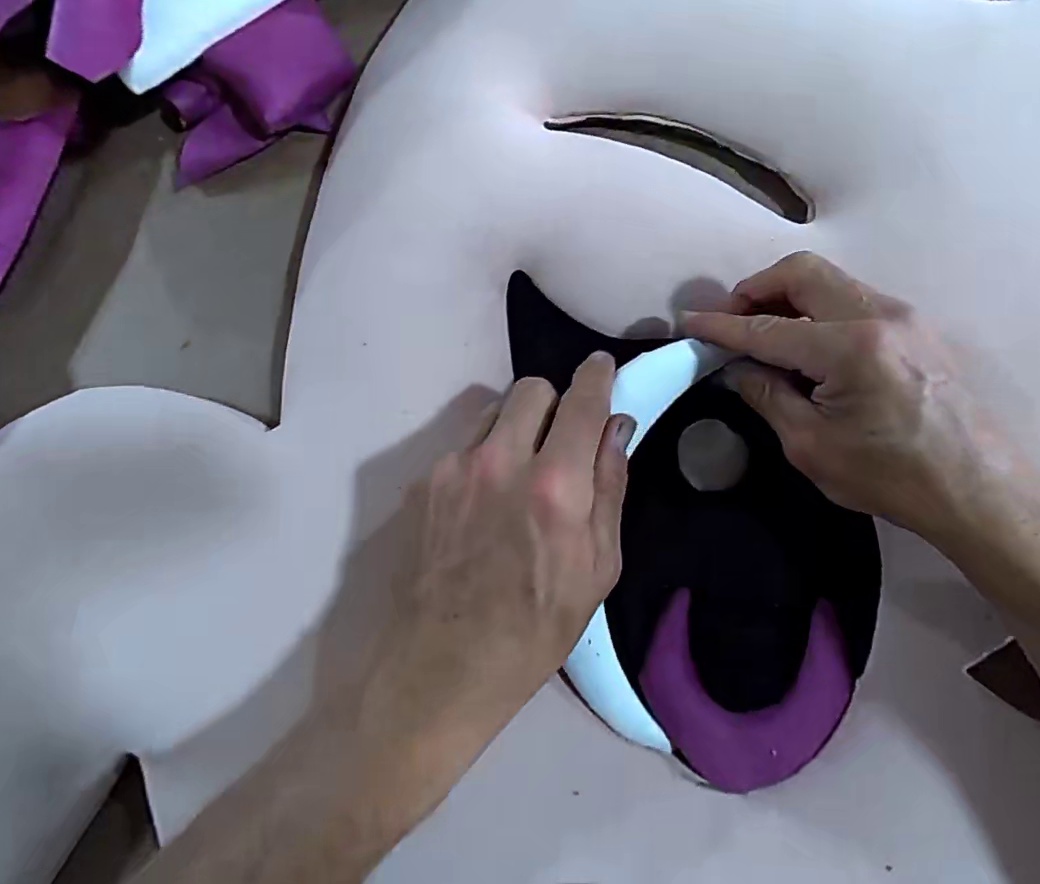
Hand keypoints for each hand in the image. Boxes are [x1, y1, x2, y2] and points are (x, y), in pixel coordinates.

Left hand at [392, 353, 634, 716]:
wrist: (441, 670)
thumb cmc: (537, 627)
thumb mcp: (600, 566)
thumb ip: (610, 485)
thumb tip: (617, 426)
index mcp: (556, 486)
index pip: (582, 401)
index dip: (597, 375)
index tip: (602, 368)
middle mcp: (501, 462)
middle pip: (533, 388)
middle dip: (556, 402)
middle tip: (562, 438)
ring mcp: (453, 470)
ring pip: (495, 408)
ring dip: (518, 423)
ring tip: (521, 468)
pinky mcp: (422, 484)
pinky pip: (464, 442)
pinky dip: (486, 451)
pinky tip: (485, 498)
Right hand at [682, 253, 1039, 553]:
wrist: (979, 489)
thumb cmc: (893, 478)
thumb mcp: (812, 447)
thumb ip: (768, 396)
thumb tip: (737, 368)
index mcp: (849, 347)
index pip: (768, 327)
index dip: (722, 325)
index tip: (690, 322)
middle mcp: (879, 314)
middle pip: (802, 272)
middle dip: (756, 289)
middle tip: (732, 321)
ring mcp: (905, 315)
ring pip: (831, 281)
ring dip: (790, 296)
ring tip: (767, 334)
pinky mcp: (918, 327)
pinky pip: (855, 299)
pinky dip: (821, 310)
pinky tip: (811, 346)